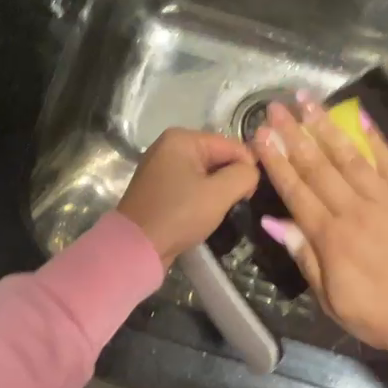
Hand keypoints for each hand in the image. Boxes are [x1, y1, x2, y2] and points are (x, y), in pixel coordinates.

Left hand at [117, 128, 260, 265]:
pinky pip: (191, 185)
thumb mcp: (219, 193)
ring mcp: (161, 167)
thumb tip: (251, 172)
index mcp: (182, 139)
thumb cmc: (179, 215)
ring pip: (206, 173)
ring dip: (217, 190)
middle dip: (231, 179)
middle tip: (235, 204)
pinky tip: (203, 213)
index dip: (247, 168)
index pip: (232, 145)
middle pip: (218, 157)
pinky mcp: (159, 187)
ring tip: (219, 210)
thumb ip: (244, 175)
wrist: (137, 248)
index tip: (249, 195)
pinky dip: (202, 197)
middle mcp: (169, 146)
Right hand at [251, 97, 387, 354]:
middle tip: (275, 108)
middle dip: (294, 134)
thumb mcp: (329, 297)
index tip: (260, 136)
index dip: (276, 161)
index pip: (296, 190)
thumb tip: (274, 221)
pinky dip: (376, 137)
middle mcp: (356, 210)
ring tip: (307, 101)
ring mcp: (386, 200)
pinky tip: (360, 115)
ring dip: (326, 126)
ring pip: (350, 156)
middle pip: (319, 166)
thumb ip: (304, 255)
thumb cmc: (374, 314)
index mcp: (331, 237)